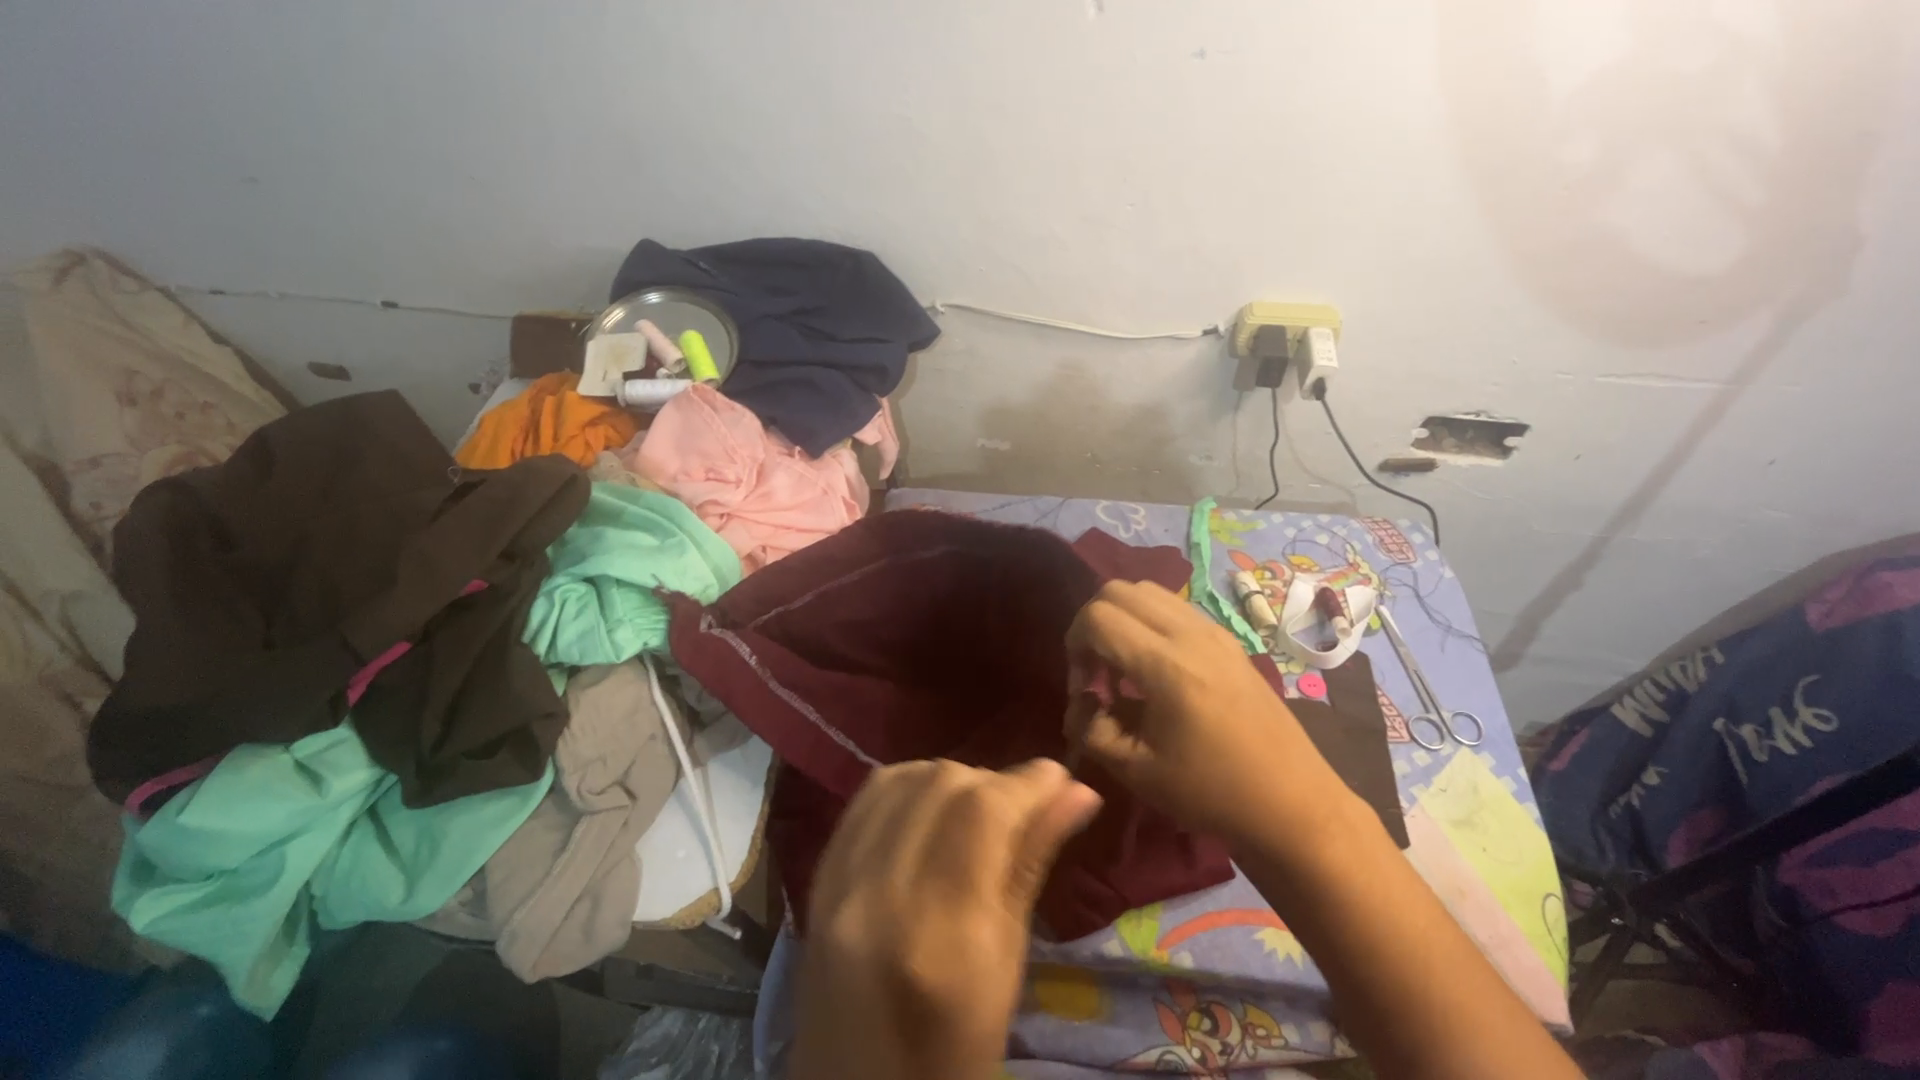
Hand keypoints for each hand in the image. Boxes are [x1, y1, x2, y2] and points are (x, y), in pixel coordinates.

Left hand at [790, 759, 1101, 1079]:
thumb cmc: (949, 1053)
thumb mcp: (1005, 970)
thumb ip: (1030, 867)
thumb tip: (1078, 792)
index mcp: (937, 934)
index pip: (982, 812)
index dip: (1027, 782)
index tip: (1061, 777)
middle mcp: (875, 893)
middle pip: (941, 785)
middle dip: (995, 780)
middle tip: (1027, 803)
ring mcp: (836, 881)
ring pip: (902, 779)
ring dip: (952, 779)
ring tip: (982, 807)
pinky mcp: (817, 876)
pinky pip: (867, 799)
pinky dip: (910, 788)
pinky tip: (934, 808)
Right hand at [1065, 580, 1349, 847]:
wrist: (1291, 802)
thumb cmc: (1211, 792)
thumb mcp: (1136, 771)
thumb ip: (1091, 729)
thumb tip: (1080, 703)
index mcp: (1166, 666)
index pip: (1097, 617)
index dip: (1074, 647)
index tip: (1084, 690)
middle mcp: (1191, 635)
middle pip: (1118, 590)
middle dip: (1093, 624)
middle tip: (1096, 673)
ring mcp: (1215, 632)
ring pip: (1148, 591)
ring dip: (1122, 620)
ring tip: (1125, 670)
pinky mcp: (1228, 639)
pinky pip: (1175, 607)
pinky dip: (1150, 623)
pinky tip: (1156, 672)